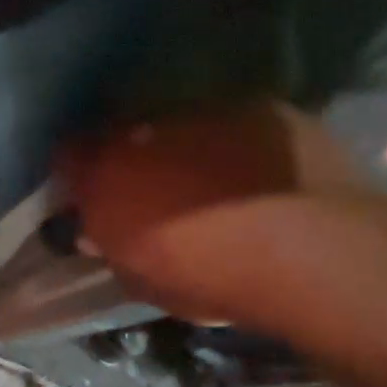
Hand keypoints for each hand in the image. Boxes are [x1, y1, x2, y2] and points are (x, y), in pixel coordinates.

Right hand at [61, 102, 382, 323]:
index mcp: (106, 165)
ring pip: (177, 124)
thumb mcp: (136, 277)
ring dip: (179, 146)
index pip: (69, 155)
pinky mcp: (268, 110)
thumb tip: (94, 231)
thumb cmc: (211, 273)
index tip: (85, 201)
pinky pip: (235, 124)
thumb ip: (106, 243)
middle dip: (127, 156)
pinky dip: (234, 143)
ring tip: (203, 182)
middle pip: (122, 133)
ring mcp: (208, 111)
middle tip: (145, 191)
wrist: (318, 254)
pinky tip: (253, 175)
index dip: (75, 177)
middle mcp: (148, 125)